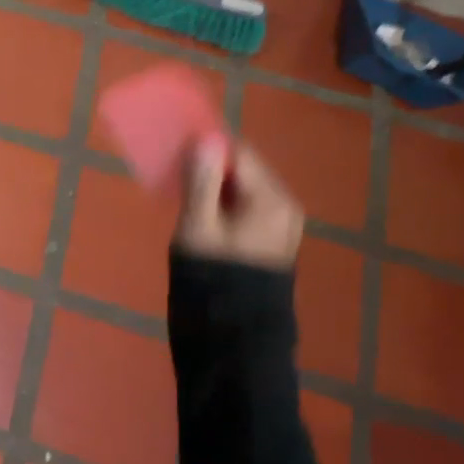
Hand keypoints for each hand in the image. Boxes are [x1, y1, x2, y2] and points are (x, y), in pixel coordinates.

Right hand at [175, 136, 302, 270]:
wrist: (237, 324)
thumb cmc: (214, 272)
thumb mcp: (198, 224)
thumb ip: (201, 181)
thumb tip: (205, 139)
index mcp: (271, 199)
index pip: (239, 153)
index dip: (207, 147)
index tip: (178, 152)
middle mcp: (286, 204)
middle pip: (245, 168)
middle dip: (212, 165)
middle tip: (178, 176)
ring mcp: (285, 221)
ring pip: (246, 185)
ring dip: (217, 183)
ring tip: (189, 196)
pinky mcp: (277, 234)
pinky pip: (250, 203)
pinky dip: (227, 200)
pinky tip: (207, 214)